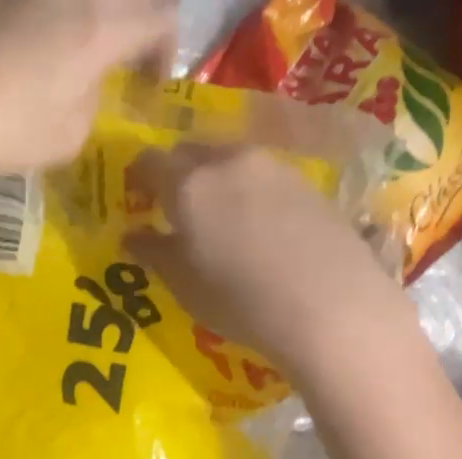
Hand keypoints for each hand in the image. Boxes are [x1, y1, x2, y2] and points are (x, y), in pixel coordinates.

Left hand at [0, 0, 175, 177]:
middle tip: (126, 56)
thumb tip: (88, 81)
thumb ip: (93, 99)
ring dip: (97, 17)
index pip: (160, 17)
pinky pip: (42, 2)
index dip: (165, 48)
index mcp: (101, 28)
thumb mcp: (70, 135)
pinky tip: (40, 46)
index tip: (150, 81)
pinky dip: (56, 17)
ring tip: (82, 50)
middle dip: (137, 21)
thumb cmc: (10, 132)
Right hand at [124, 144, 415, 367]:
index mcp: (188, 183)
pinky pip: (263, 176)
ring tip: (220, 219)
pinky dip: (250, 192)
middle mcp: (228, 161)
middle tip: (176, 210)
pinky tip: (257, 228)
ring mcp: (272, 166)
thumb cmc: (239, 300)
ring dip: (217, 181)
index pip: (149, 161)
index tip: (137, 200)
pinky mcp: (307, 182)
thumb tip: (133, 235)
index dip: (138, 178)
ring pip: (231, 160)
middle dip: (178, 173)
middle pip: (192, 151)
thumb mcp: (184, 286)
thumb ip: (155, 253)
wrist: (328, 303)